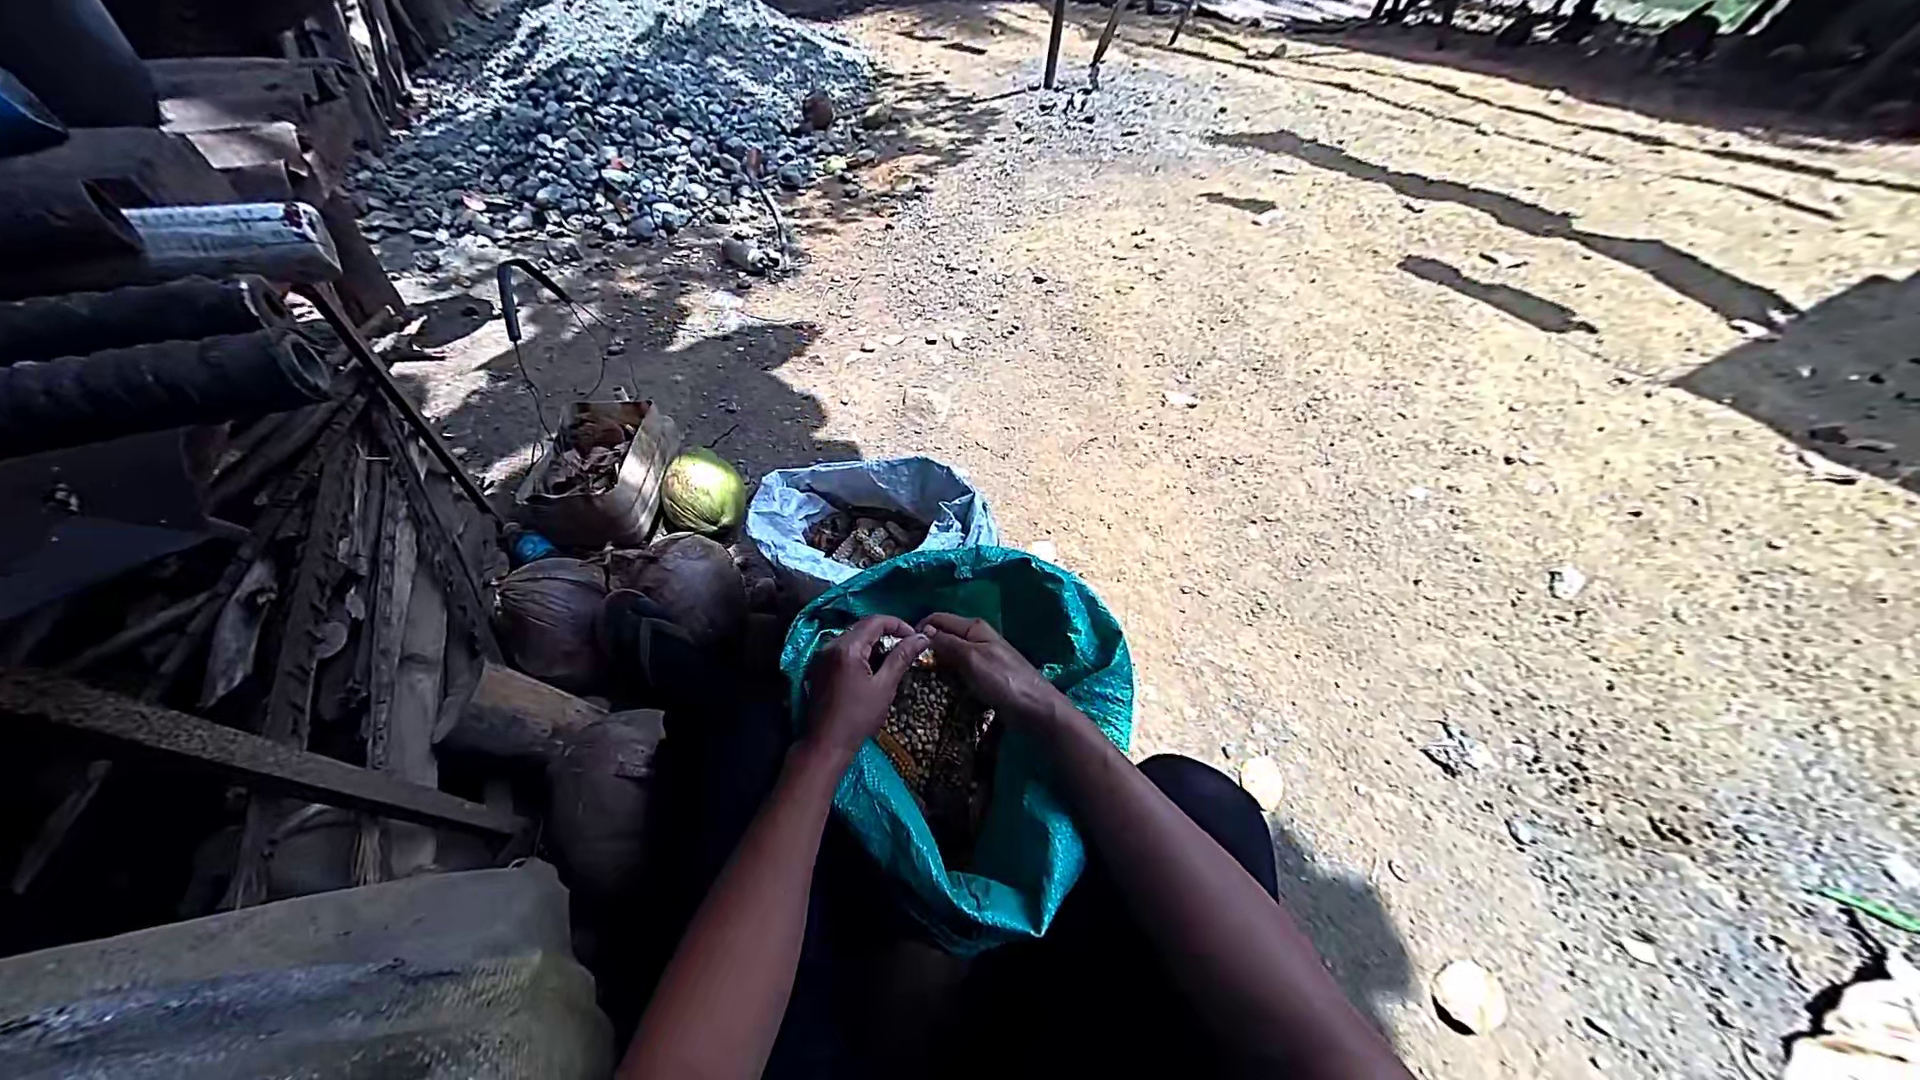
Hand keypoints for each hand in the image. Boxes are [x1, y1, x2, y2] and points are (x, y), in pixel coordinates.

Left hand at [805, 615, 926, 759]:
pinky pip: (843, 649)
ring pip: (853, 637)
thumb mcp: (885, 686)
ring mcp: (822, 655)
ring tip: (891, 661)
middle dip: (887, 634)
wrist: (825, 744)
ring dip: (874, 644)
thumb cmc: (858, 717)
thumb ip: (902, 657)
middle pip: (863, 627)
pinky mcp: (819, 666)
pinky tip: (871, 669)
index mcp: (847, 647)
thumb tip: (922, 638)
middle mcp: (831, 645)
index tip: (914, 638)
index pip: (876, 621)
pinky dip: (860, 652)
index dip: (898, 625)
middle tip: (906, 649)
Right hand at [917, 613, 1069, 722]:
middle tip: (907, 667)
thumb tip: (922, 632)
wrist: (1034, 709)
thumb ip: (946, 642)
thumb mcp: (970, 657)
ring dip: (936, 665)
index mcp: (974, 627)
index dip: (919, 629)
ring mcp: (981, 659)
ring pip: (949, 657)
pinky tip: (937, 689)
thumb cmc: (1002, 679)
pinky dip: (947, 678)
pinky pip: (958, 673)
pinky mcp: (983, 678)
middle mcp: (976, 639)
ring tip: (917, 680)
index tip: (902, 647)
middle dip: (926, 648)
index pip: (938, 619)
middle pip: (943, 637)